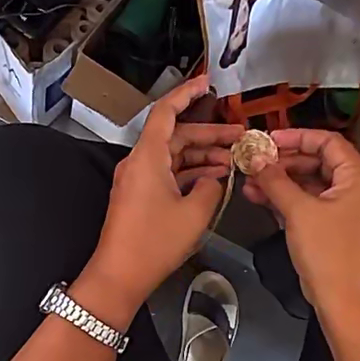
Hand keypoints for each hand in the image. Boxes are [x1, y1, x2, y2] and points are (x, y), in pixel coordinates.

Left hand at [76, 75, 241, 321]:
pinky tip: (214, 179)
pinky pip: (167, 174)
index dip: (187, 94)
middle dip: (209, 135)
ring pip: (174, 156)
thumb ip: (211, 188)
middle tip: (240, 137)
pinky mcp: (138, 196)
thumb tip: (215, 179)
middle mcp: (139, 162)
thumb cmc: (154, 243)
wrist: (120, 276)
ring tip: (234, 161)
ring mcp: (137, 179)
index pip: (166, 112)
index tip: (208, 84)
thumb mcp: (194, 213)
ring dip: (202, 156)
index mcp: (147, 157)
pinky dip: (190, 173)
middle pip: (176, 136)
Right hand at [244, 128, 359, 316]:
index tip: (270, 140)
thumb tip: (257, 160)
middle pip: (317, 161)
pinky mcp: (332, 226)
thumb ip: (275, 181)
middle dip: (283, 162)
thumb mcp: (298, 210)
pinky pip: (308, 202)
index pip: (328, 142)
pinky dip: (286, 199)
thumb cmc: (331, 256)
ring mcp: (344, 209)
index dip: (297, 137)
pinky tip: (260, 197)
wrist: (342, 298)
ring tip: (251, 180)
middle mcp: (356, 190)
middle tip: (256, 161)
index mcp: (358, 178)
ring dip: (280, 181)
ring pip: (309, 183)